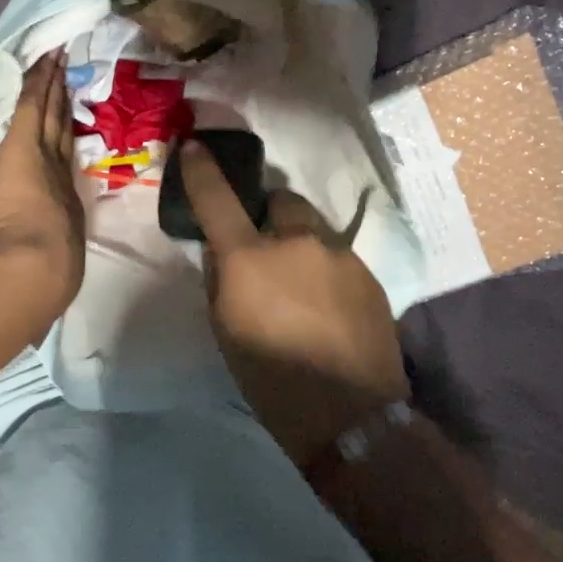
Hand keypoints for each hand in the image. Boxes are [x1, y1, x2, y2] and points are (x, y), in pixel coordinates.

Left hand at [0, 51, 85, 322]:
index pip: (64, 165)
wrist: (35, 266)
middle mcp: (61, 177)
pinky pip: (31, 105)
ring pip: (50, 114)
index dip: (67, 140)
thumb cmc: (41, 274)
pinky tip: (41, 60)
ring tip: (57, 60)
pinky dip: (37, 82)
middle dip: (65, 104)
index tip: (69, 120)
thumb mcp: (50, 266)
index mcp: (65, 207)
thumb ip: (46, 259)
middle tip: (70, 74)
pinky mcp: (23, 144)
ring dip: (54, 87)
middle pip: (63, 132)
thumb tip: (45, 269)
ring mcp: (42, 157)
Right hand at [181, 140, 407, 464]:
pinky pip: (336, 254)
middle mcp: (296, 243)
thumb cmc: (268, 377)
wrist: (348, 414)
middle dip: (266, 213)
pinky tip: (322, 301)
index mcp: (250, 257)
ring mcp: (340, 256)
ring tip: (295, 278)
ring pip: (312, 227)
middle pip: (280, 200)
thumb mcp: (223, 328)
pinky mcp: (369, 275)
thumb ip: (220, 280)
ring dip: (296, 239)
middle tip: (259, 243)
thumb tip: (223, 254)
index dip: (202, 170)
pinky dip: (321, 264)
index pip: (218, 199)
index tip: (194, 147)